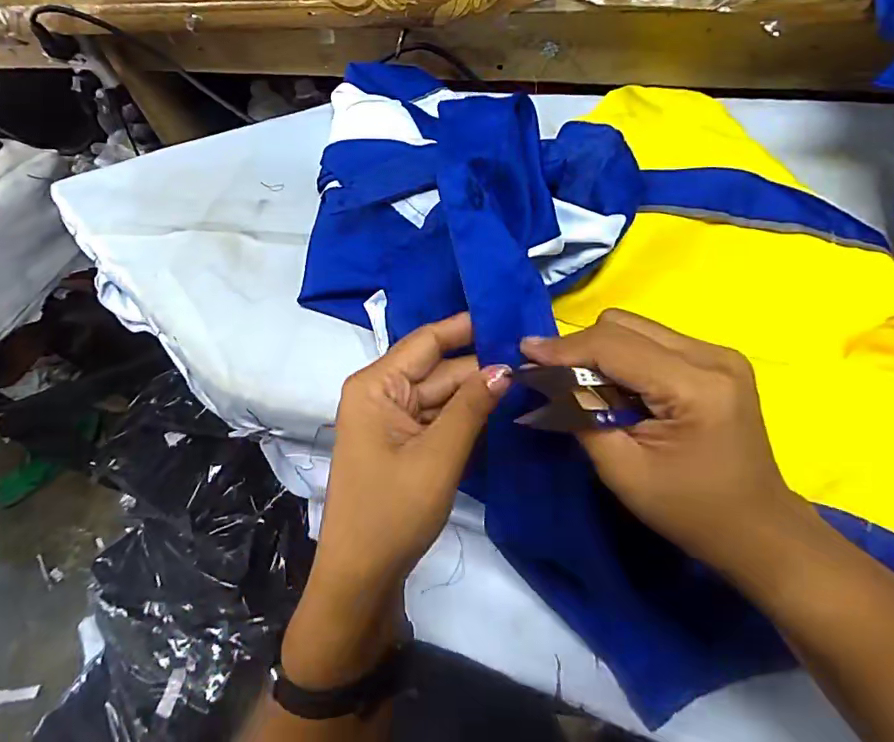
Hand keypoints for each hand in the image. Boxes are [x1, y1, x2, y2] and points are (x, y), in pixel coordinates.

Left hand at [283, 313, 508, 689]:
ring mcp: (390, 420)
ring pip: (440, 394)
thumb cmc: (391, 512)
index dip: (466, 327)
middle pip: (437, 368)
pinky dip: (465, 416)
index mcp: (375, 385)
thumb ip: (470, 407)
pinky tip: (503, 408)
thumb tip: (505, 366)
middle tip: (533, 355)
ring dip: (477, 390)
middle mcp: (380, 394)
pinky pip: (437, 418)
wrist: (360, 579)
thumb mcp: (437, 457)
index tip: (508, 314)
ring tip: (529, 376)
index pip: (426, 341)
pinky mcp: (402, 444)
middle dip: (480, 363)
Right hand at [521, 308, 810, 575]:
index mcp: (696, 386)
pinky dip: (624, 357)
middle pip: (622, 325)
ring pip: (635, 327)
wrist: (760, 531)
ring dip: (601, 351)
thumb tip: (545, 378)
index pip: (613, 346)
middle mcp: (712, 357)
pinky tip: (619, 388)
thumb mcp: (623, 471)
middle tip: (553, 378)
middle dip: (581, 349)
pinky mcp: (716, 359)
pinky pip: (651, 339)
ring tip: (586, 387)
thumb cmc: (691, 512)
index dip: (564, 348)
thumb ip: (581, 416)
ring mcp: (719, 354)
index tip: (524, 354)